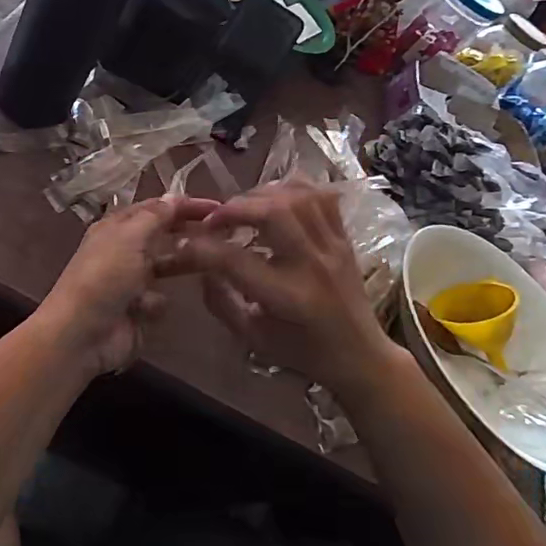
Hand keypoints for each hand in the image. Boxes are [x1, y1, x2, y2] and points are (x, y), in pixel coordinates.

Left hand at [42, 195, 218, 373]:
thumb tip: (174, 197)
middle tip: (225, 233)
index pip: (156, 208)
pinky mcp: (138, 310)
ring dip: (181, 266)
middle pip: (163, 235)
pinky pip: (160, 300)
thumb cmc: (104, 277)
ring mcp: (131, 281)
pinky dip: (157, 303)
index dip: (184, 205)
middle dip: (188, 234)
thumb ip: (154, 216)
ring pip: (167, 266)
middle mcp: (125, 250)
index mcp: (117, 228)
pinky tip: (150, 309)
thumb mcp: (129, 237)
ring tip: (211, 263)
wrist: (81, 334)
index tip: (218, 208)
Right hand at [168, 181, 396, 394]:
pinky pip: (321, 196)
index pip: (236, 260)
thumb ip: (220, 301)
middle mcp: (312, 265)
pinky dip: (292, 189)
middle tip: (215, 220)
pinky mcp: (344, 237)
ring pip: (297, 197)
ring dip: (261, 195)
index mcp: (287, 297)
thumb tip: (200, 266)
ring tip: (243, 208)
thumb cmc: (302, 351)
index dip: (202, 248)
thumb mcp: (251, 337)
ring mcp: (332, 247)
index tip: (185, 245)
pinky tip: (274, 200)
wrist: (360, 356)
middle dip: (234, 208)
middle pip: (273, 213)